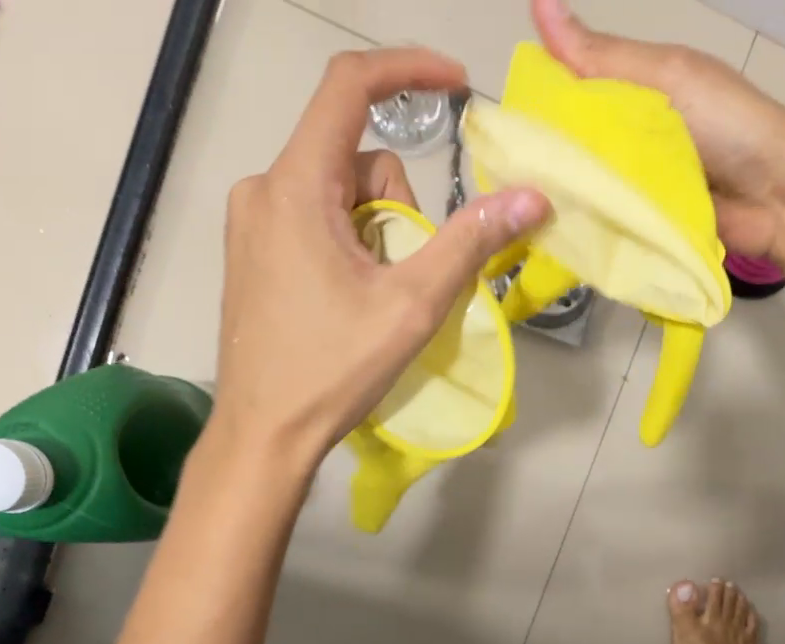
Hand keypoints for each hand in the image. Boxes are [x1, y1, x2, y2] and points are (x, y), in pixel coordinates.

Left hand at [214, 49, 548, 464]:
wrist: (263, 432)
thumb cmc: (332, 370)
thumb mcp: (411, 305)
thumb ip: (470, 243)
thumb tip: (531, 199)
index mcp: (296, 186)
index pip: (349, 87)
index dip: (408, 71)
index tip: (457, 85)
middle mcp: (264, 187)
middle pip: (357, 160)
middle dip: (398, 209)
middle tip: (402, 278)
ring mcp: (253, 220)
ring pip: (340, 194)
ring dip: (376, 234)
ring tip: (375, 299)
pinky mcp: (252, 249)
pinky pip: (316, 219)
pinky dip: (350, 246)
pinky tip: (349, 299)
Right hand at [531, 0, 784, 260]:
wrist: (779, 199)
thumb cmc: (731, 125)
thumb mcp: (666, 77)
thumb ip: (603, 56)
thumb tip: (539, 1)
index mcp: (632, 87)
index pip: (568, 88)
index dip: (538, 102)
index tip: (506, 126)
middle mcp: (627, 134)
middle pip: (571, 143)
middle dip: (544, 158)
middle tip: (510, 179)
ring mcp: (634, 184)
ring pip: (583, 187)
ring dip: (562, 197)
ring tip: (527, 210)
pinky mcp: (641, 225)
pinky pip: (604, 223)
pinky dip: (587, 226)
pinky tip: (557, 233)